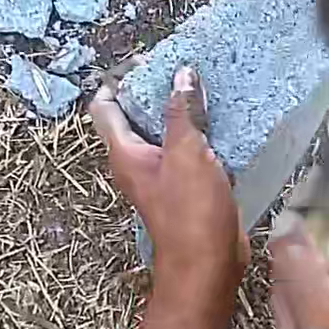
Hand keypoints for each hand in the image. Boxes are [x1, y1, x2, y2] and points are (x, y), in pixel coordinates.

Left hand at [91, 66, 248, 300]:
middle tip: (185, 72)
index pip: (106, 106)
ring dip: (182, 113)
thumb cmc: (190, 212)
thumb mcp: (187, 154)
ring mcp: (161, 176)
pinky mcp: (185, 188)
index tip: (149, 64)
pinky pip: (187, 153)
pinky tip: (222, 123)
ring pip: (165, 134)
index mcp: (125, 153)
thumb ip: (182, 112)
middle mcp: (137, 163)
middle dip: (158, 92)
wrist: (207, 264)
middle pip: (137, 116)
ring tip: (206, 90)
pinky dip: (200, 136)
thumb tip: (182, 75)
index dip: (120, 81)